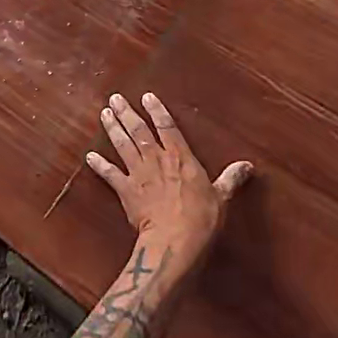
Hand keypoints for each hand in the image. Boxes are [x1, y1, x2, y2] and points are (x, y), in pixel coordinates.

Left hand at [85, 93, 251, 248]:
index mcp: (181, 158)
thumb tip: (247, 166)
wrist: (174, 240)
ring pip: (123, 145)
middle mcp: (157, 160)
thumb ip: (231, 178)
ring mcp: (139, 174)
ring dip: (113, 128)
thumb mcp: (221, 196)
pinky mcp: (126, 191)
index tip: (147, 97)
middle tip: (115, 98)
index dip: (157, 111)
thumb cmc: (201, 218)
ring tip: (104, 114)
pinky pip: (110, 174)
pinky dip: (99, 165)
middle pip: (139, 131)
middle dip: (127, 113)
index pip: (168, 127)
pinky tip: (90, 156)